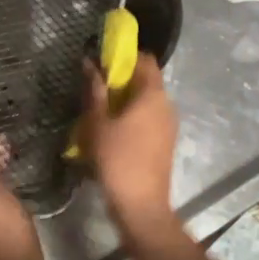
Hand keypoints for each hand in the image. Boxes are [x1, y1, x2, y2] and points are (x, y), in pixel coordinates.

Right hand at [79, 53, 177, 229]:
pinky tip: (113, 127)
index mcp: (153, 95)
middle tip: (97, 84)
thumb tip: (90, 62)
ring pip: (147, 100)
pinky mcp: (165, 141)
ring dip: (127, 98)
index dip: (125, 55)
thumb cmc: (117, 158)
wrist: (141, 204)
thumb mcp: (98, 122)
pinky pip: (149, 116)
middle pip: (147, 80)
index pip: (145, 60)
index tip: (103, 59)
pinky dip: (133, 114)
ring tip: (101, 107)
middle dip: (123, 77)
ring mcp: (169, 124)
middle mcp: (166, 105)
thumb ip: (95, 89)